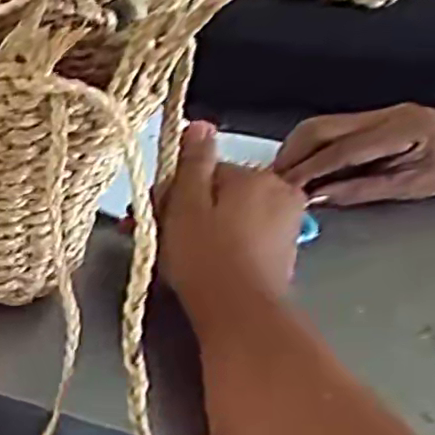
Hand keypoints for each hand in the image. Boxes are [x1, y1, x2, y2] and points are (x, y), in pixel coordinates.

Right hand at [159, 121, 307, 320]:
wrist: (238, 309)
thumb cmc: (204, 257)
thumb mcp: (186, 207)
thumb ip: (193, 164)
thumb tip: (199, 125)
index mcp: (254, 176)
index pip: (202, 171)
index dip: (170, 193)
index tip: (149, 215)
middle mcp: (279, 190)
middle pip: (218, 190)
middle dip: (184, 209)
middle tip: (154, 236)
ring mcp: (285, 219)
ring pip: (229, 211)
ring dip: (198, 225)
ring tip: (173, 251)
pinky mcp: (282, 246)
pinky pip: (243, 232)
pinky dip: (220, 241)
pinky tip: (201, 260)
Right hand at [273, 104, 434, 206]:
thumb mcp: (407, 187)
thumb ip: (359, 190)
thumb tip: (313, 197)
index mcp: (404, 129)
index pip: (341, 150)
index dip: (308, 171)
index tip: (284, 190)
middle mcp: (386, 113)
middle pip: (318, 129)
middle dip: (290, 157)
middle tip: (276, 184)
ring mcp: (373, 112)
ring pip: (314, 127)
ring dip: (291, 152)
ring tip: (285, 177)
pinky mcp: (363, 118)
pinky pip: (320, 130)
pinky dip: (301, 149)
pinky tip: (298, 167)